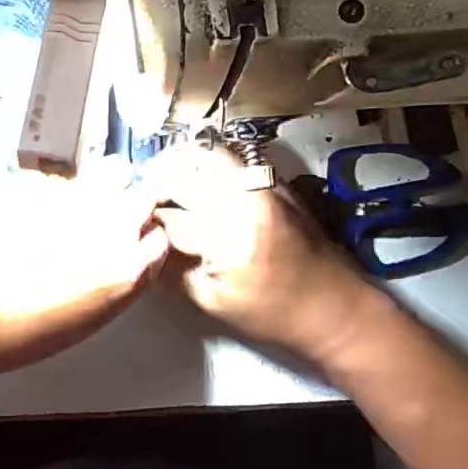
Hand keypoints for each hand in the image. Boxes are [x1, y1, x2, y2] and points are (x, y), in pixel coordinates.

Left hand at [0, 159, 168, 366]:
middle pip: (140, 197)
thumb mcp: (88, 315)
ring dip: (101, 181)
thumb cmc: (28, 330)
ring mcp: (76, 196)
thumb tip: (120, 257)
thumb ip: (115, 278)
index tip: (130, 236)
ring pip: (110, 170)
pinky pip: (60, 178)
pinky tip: (32, 205)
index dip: (142, 235)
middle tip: (105, 213)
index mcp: (128, 267)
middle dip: (127, 202)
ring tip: (77, 198)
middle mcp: (111, 223)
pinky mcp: (41, 181)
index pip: (158, 237)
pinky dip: (53, 187)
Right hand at [147, 145, 397, 374]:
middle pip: (183, 171)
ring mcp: (263, 184)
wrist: (338, 309)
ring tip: (166, 184)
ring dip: (180, 165)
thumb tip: (142, 243)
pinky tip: (196, 183)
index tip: (129, 223)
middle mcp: (245, 197)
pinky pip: (232, 159)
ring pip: (207, 154)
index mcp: (228, 232)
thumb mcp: (212, 301)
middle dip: (155, 183)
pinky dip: (206, 164)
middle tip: (142, 199)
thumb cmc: (273, 313)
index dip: (143, 218)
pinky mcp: (275, 183)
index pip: (168, 215)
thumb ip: (170, 269)